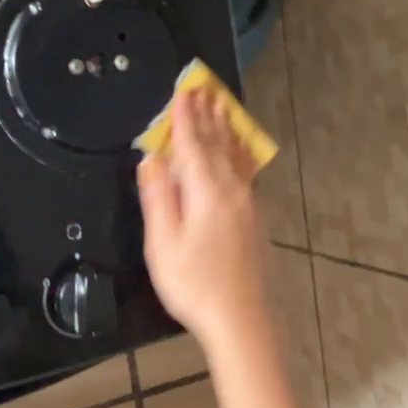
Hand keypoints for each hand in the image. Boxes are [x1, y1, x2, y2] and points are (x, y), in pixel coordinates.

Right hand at [137, 89, 271, 346]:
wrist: (243, 319)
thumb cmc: (195, 284)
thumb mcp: (163, 243)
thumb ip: (158, 197)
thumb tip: (152, 159)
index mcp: (208, 190)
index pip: (194, 143)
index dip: (186, 117)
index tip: (182, 91)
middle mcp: (233, 189)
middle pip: (218, 142)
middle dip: (207, 114)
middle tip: (202, 87)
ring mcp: (248, 202)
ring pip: (235, 154)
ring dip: (225, 127)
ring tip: (221, 105)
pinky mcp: (255, 217)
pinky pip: (244, 169)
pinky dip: (237, 149)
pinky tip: (239, 150)